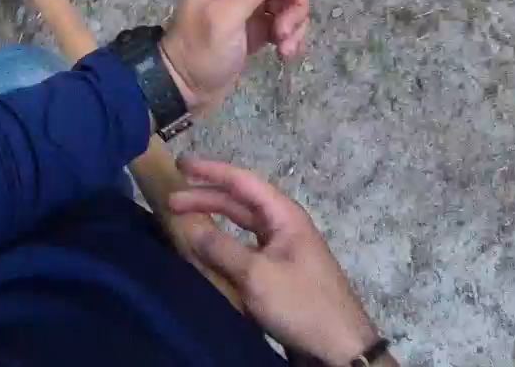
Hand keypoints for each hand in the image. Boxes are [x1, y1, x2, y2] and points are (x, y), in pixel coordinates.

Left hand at [159, 0, 308, 116]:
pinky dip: (290, 36)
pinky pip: (284, 21)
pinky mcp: (257, 26)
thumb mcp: (226, 18)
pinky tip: (284, 54)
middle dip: (295, 4)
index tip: (295, 3)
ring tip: (284, 48)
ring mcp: (250, 4)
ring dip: (294, 24)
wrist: (185, 86)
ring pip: (289, 1)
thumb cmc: (200, 50)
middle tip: (284, 31)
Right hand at [170, 158, 383, 365]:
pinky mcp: (280, 273)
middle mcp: (282, 225)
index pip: (241, 181)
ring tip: (184, 222)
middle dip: (205, 198)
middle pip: (238, 203)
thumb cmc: (302, 303)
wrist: (342, 351)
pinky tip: (207, 255)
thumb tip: (190, 228)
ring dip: (214, 223)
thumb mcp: (256, 276)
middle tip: (172, 201)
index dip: (210, 170)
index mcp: (283, 214)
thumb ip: (220, 248)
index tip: (181, 165)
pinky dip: (224, 248)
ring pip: (241, 227)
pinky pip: (246, 250)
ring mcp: (282, 249)